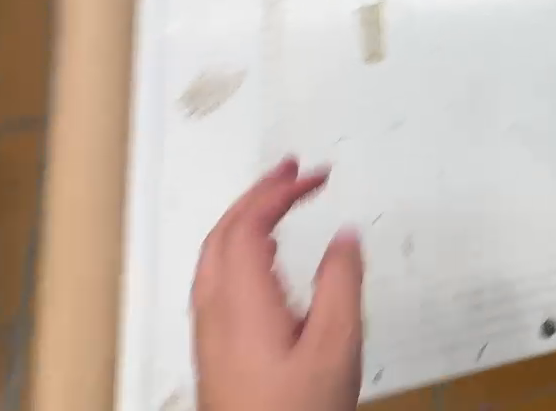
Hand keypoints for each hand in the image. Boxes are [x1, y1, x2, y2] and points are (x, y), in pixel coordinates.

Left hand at [193, 158, 364, 410]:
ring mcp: (211, 334)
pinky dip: (241, 245)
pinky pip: (218, 278)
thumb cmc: (300, 409)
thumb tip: (344, 236)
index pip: (248, 227)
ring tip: (280, 196)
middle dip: (256, 193)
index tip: (316, 173)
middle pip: (221, 236)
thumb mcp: (337, 341)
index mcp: (243, 304)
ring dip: (246, 217)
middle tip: (292, 168)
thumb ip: (341, 280)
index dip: (279, 190)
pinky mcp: (217, 349)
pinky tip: (265, 250)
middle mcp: (216, 314)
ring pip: (214, 258)